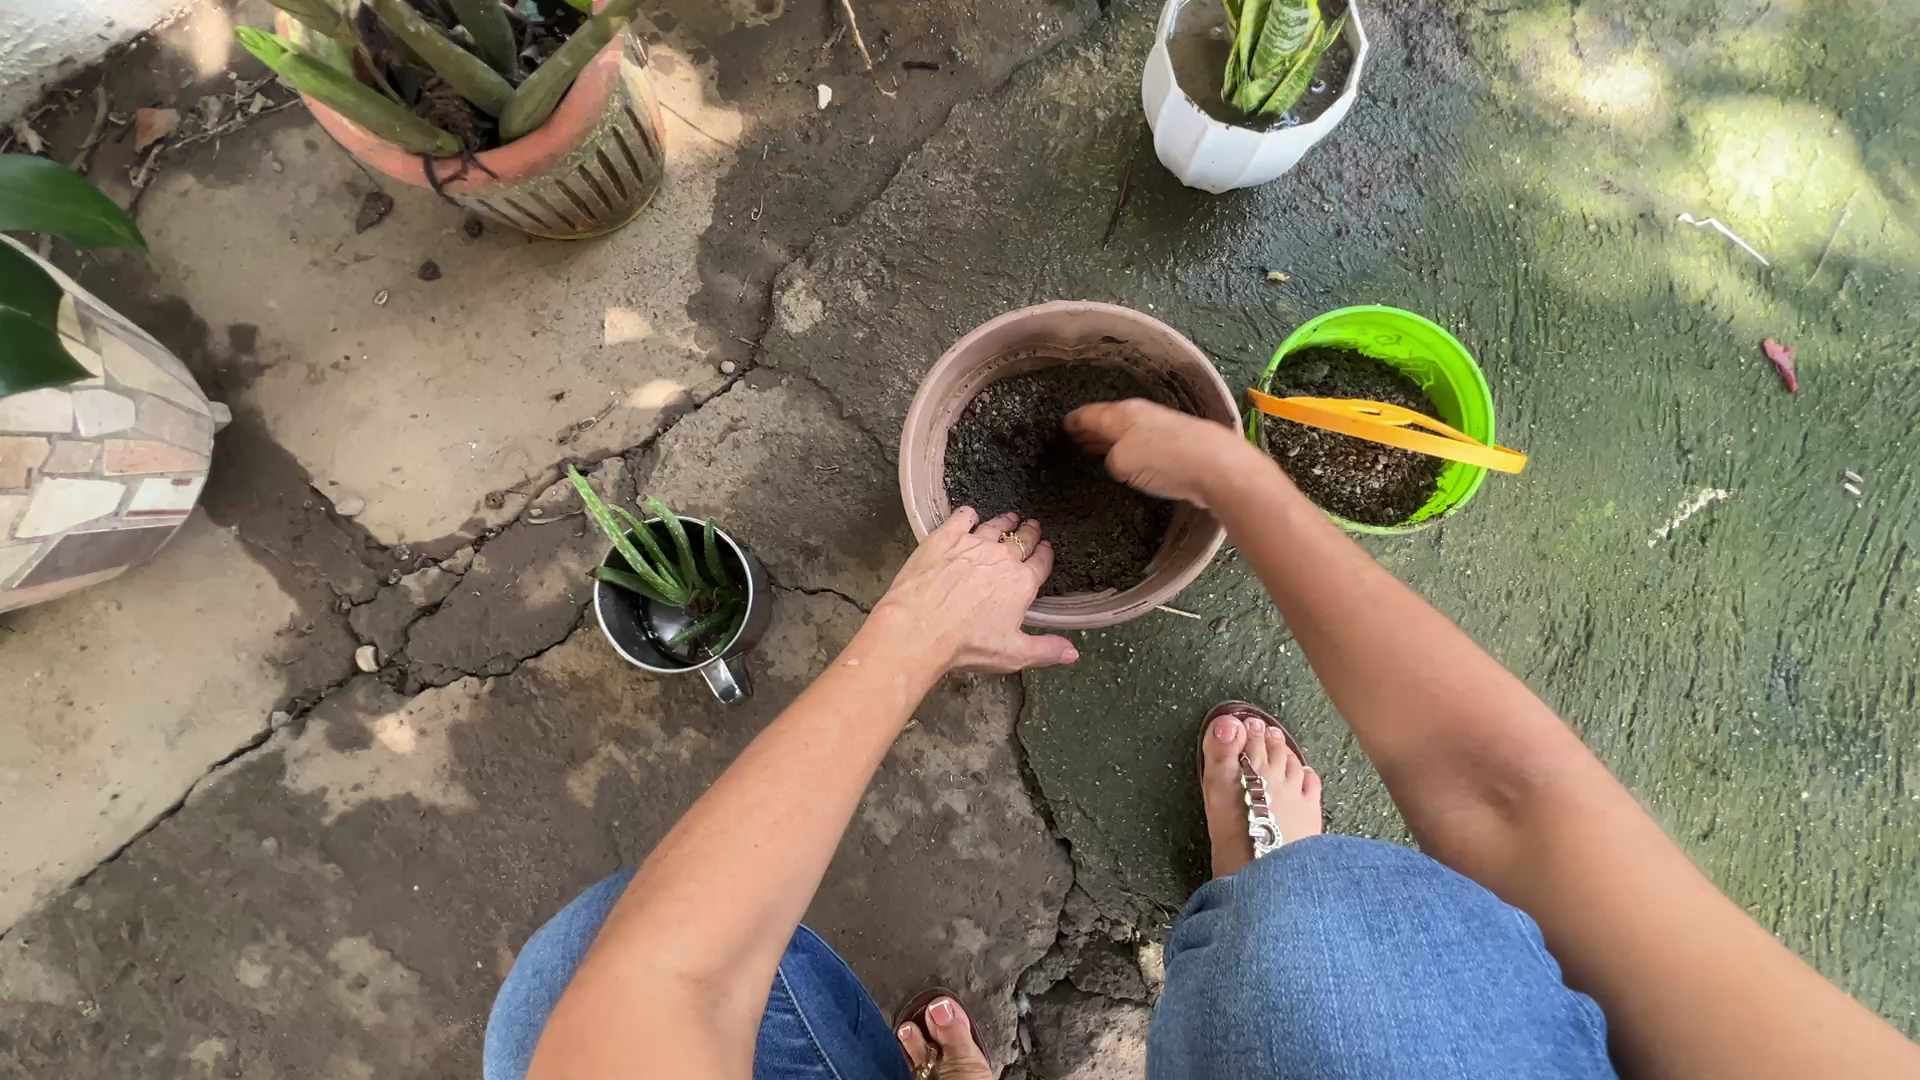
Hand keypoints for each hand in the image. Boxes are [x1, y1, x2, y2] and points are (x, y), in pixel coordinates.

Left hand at [870, 508, 1077, 674]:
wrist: (921, 627)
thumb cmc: (966, 643)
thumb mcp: (1013, 654)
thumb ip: (1046, 650)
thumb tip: (1072, 652)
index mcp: (1021, 584)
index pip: (1041, 563)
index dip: (1046, 555)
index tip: (1047, 549)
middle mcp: (1001, 558)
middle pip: (1022, 540)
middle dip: (1030, 533)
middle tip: (1032, 527)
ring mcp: (973, 544)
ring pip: (994, 526)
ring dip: (1004, 522)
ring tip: (1009, 517)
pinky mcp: (945, 538)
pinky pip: (962, 519)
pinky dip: (968, 515)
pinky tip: (969, 514)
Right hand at [1064, 398, 1263, 508]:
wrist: (1215, 465)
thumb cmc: (1165, 459)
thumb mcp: (1122, 462)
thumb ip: (1110, 459)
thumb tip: (1117, 459)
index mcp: (1122, 413)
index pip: (1089, 414)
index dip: (1074, 421)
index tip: (1062, 425)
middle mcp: (1140, 415)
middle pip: (1108, 420)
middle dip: (1090, 429)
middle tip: (1075, 437)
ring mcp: (1160, 427)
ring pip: (1125, 431)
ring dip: (1109, 438)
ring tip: (1096, 447)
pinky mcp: (1176, 444)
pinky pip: (1142, 443)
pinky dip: (1128, 448)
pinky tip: (1129, 459)